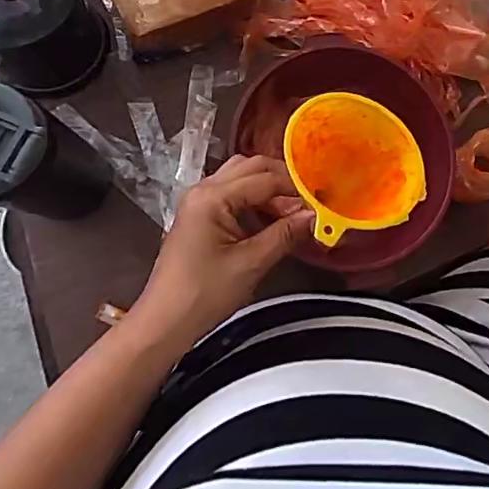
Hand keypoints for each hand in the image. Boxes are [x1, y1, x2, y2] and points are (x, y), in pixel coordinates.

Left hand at [129, 156, 313, 348]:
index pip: (265, 179)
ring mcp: (198, 201)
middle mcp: (203, 189)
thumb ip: (285, 235)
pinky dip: (254, 200)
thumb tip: (315, 218)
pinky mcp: (199, 216)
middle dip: (283, 180)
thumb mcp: (251, 264)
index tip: (323, 200)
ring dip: (269, 189)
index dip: (297, 188)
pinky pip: (232, 194)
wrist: (165, 321)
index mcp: (212, 196)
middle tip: (311, 200)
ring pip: (241, 178)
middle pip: (251, 167)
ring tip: (295, 211)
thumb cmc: (204, 294)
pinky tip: (272, 219)